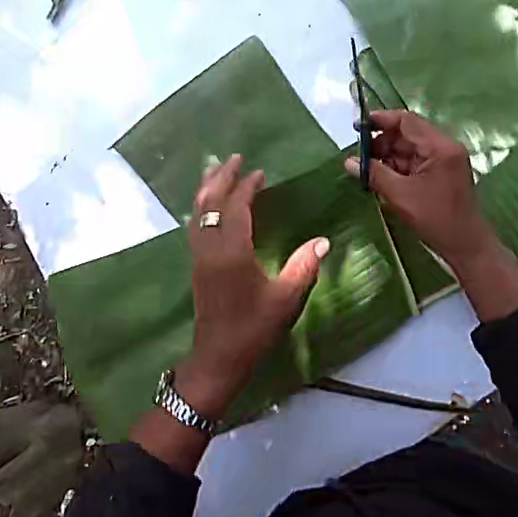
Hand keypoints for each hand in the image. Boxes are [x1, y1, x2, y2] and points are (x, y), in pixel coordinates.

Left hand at [176, 154, 328, 418]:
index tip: (259, 172)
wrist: (218, 357)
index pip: (235, 208)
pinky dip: (202, 208)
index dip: (246, 187)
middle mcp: (210, 249)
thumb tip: (322, 240)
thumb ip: (303, 266)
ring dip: (207, 190)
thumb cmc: (253, 329)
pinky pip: (195, 227)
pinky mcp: (197, 267)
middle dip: (221, 178)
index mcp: (232, 252)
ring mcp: (199, 258)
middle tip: (234, 158)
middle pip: (209, 203)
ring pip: (196, 214)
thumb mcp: (285, 299)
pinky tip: (210, 208)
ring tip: (217, 172)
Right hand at [345, 109, 517, 321]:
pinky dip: (397, 168)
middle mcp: (444, 147)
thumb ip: (374, 174)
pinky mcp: (440, 173)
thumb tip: (349, 161)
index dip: (380, 120)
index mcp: (439, 147)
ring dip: (387, 157)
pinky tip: (380, 179)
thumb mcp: (400, 195)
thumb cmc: (435, 218)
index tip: (358, 128)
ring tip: (366, 171)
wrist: (465, 243)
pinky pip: (415, 162)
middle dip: (381, 143)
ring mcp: (443, 160)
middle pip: (406, 134)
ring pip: (408, 149)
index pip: (406, 121)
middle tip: (359, 158)